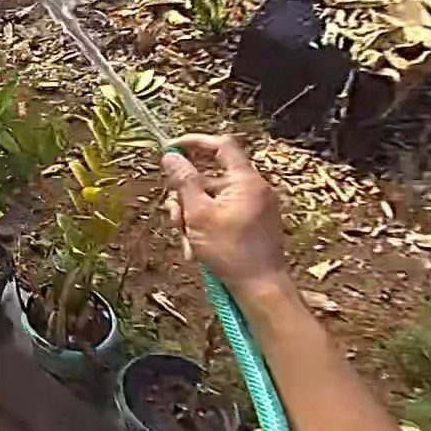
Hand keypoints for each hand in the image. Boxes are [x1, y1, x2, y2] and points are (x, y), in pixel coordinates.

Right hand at [161, 134, 287, 292]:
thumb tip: (170, 156)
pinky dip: (203, 224)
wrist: (259, 287)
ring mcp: (253, 206)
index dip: (194, 142)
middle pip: (209, 176)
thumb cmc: (230, 250)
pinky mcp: (250, 222)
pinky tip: (195, 245)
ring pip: (210, 198)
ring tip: (186, 237)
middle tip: (175, 213)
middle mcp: (253, 189)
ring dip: (191, 214)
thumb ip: (183, 181)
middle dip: (185, 194)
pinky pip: (219, 212)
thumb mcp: (198, 213)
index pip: (221, 145)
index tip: (171, 149)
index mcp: (245, 181)